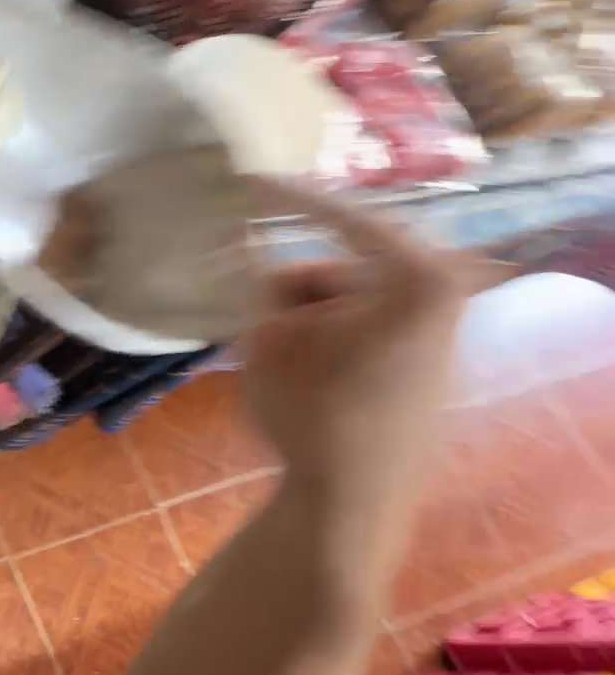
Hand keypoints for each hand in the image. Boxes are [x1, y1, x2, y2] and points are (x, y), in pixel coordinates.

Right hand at [242, 180, 482, 524]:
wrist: (353, 494)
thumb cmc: (310, 410)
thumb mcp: (265, 338)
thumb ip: (252, 281)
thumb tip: (232, 237)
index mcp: (415, 277)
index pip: (342, 216)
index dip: (286, 199)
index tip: (243, 181)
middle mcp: (441, 292)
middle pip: (337, 268)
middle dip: (283, 292)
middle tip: (245, 323)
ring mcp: (438, 330)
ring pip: (343, 301)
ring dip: (297, 320)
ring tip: (268, 362)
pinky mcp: (424, 361)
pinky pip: (358, 328)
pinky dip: (319, 338)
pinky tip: (296, 375)